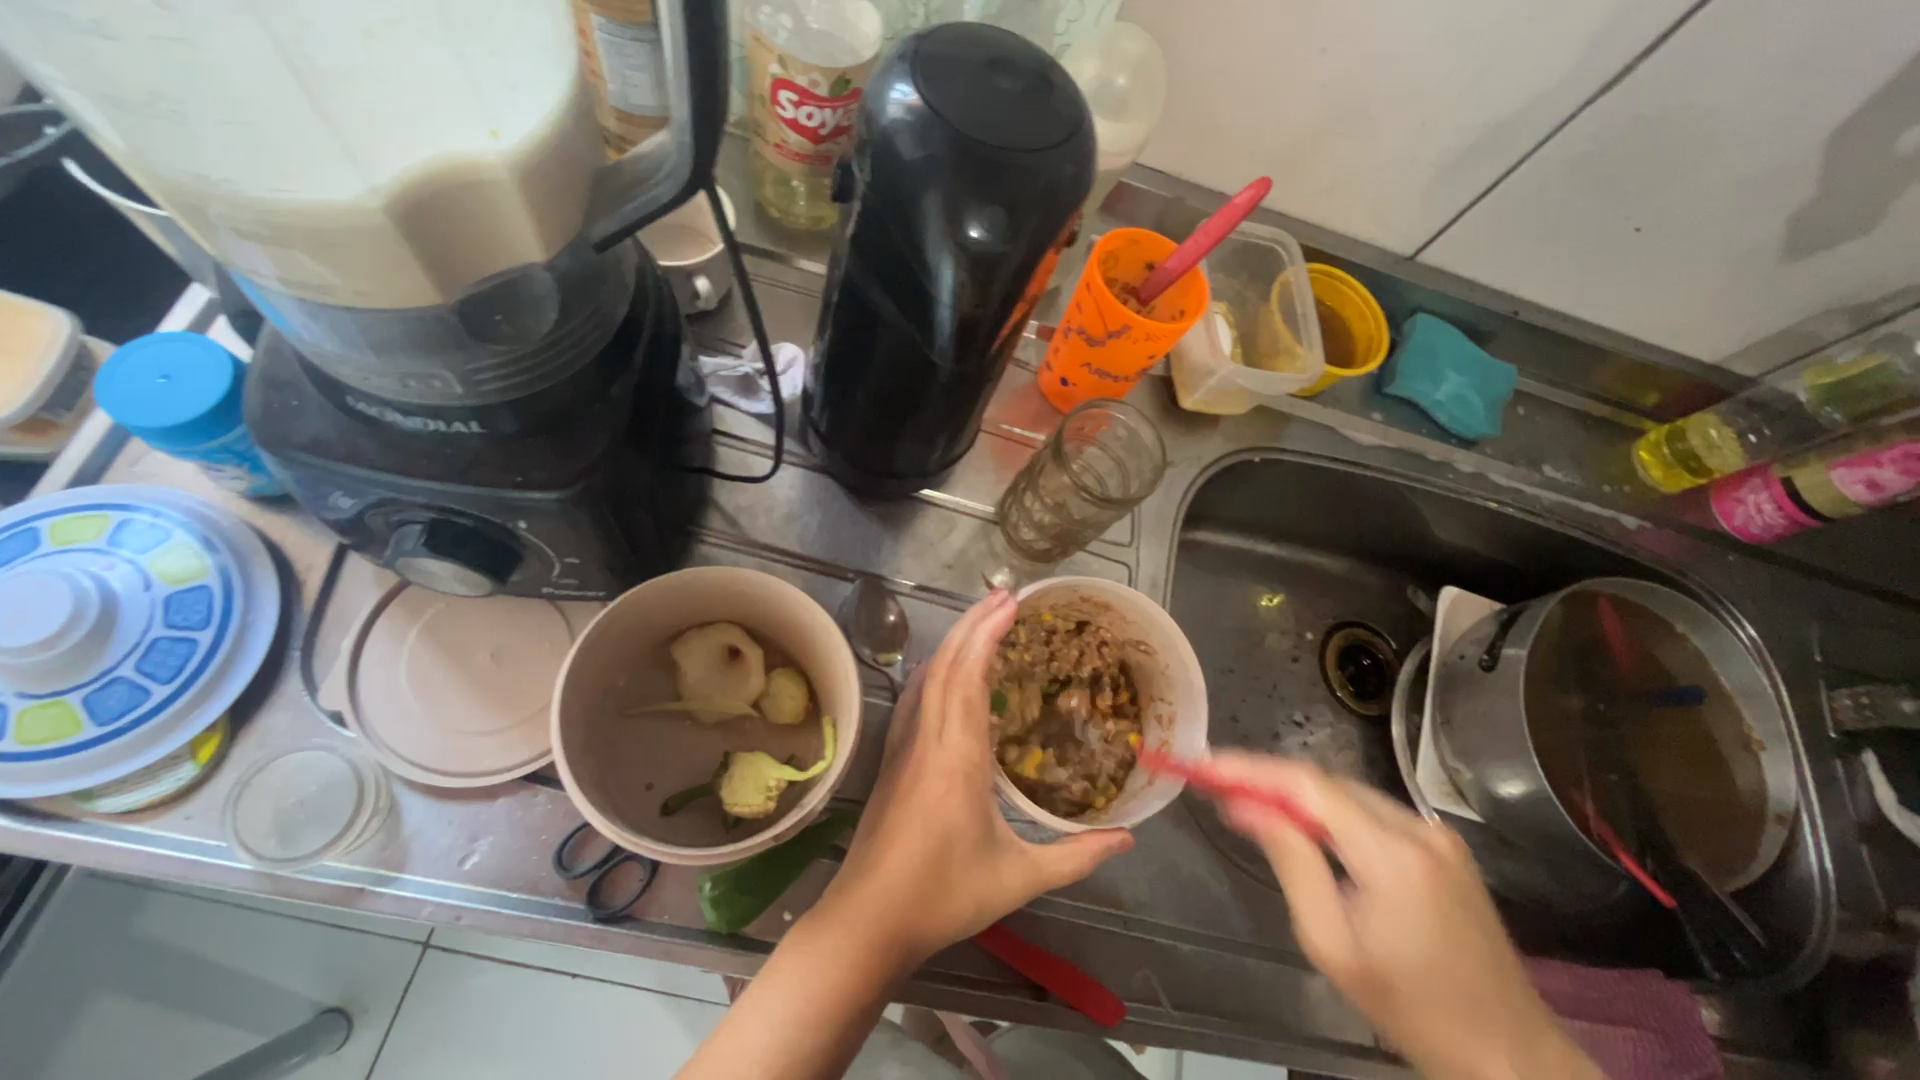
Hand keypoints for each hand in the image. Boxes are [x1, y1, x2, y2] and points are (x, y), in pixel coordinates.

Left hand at [815, 589, 1134, 965]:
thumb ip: (1077, 857)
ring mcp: (903, 749)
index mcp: (957, 758)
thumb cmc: (943, 897)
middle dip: (972, 625)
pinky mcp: (891, 764)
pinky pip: (913, 701)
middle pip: (944, 665)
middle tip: (1003, 596)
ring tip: (980, 623)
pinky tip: (944, 675)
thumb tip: (1127, 838)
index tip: (1010, 603)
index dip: (987, 634)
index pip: (969, 677)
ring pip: (924, 679)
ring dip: (951, 644)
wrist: (868, 921)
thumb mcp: (1019, 878)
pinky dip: (934, 673)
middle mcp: (927, 740)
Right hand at [1201, 752, 1600, 1079]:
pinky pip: (1374, 813)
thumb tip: (1244, 807)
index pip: (1307, 786)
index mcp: (1392, 854)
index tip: (1203, 764)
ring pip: (1350, 794)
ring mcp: (1439, 835)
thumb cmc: (1409, 1009)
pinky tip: (1301, 824)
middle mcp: (1420, 828)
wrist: (1507, 1049)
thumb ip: (1291, 863)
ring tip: (1245, 799)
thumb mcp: (1332, 944)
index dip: (1249, 769)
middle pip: (1328, 782)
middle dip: (1267, 777)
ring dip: (1297, 794)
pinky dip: (1330, 811)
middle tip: (1214, 782)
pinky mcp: (1445, 848)